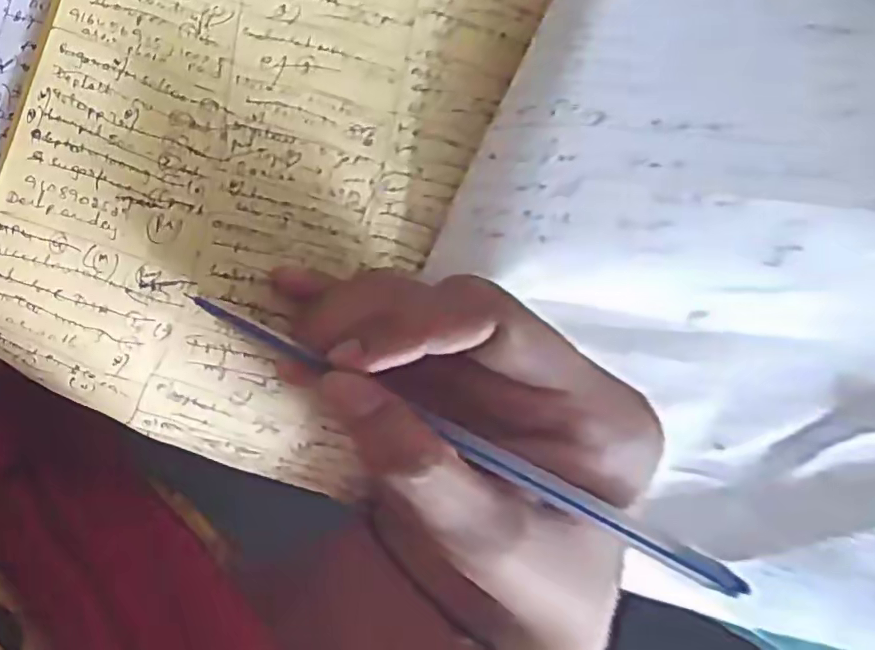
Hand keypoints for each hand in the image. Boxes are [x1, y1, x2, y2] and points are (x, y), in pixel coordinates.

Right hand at [272, 268, 663, 649]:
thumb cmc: (512, 572)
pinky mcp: (420, 353)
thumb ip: (419, 464)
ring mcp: (471, 354)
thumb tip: (339, 383)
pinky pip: (370, 309)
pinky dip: (325, 297)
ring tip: (296, 346)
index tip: (350, 359)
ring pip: (396, 295)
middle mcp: (529, 364)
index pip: (493, 322)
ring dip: (337, 311)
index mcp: (585, 405)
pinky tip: (289, 287)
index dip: (414, 325)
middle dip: (364, 318)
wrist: (483, 586)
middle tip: (311, 351)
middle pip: (436, 300)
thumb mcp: (480, 537)